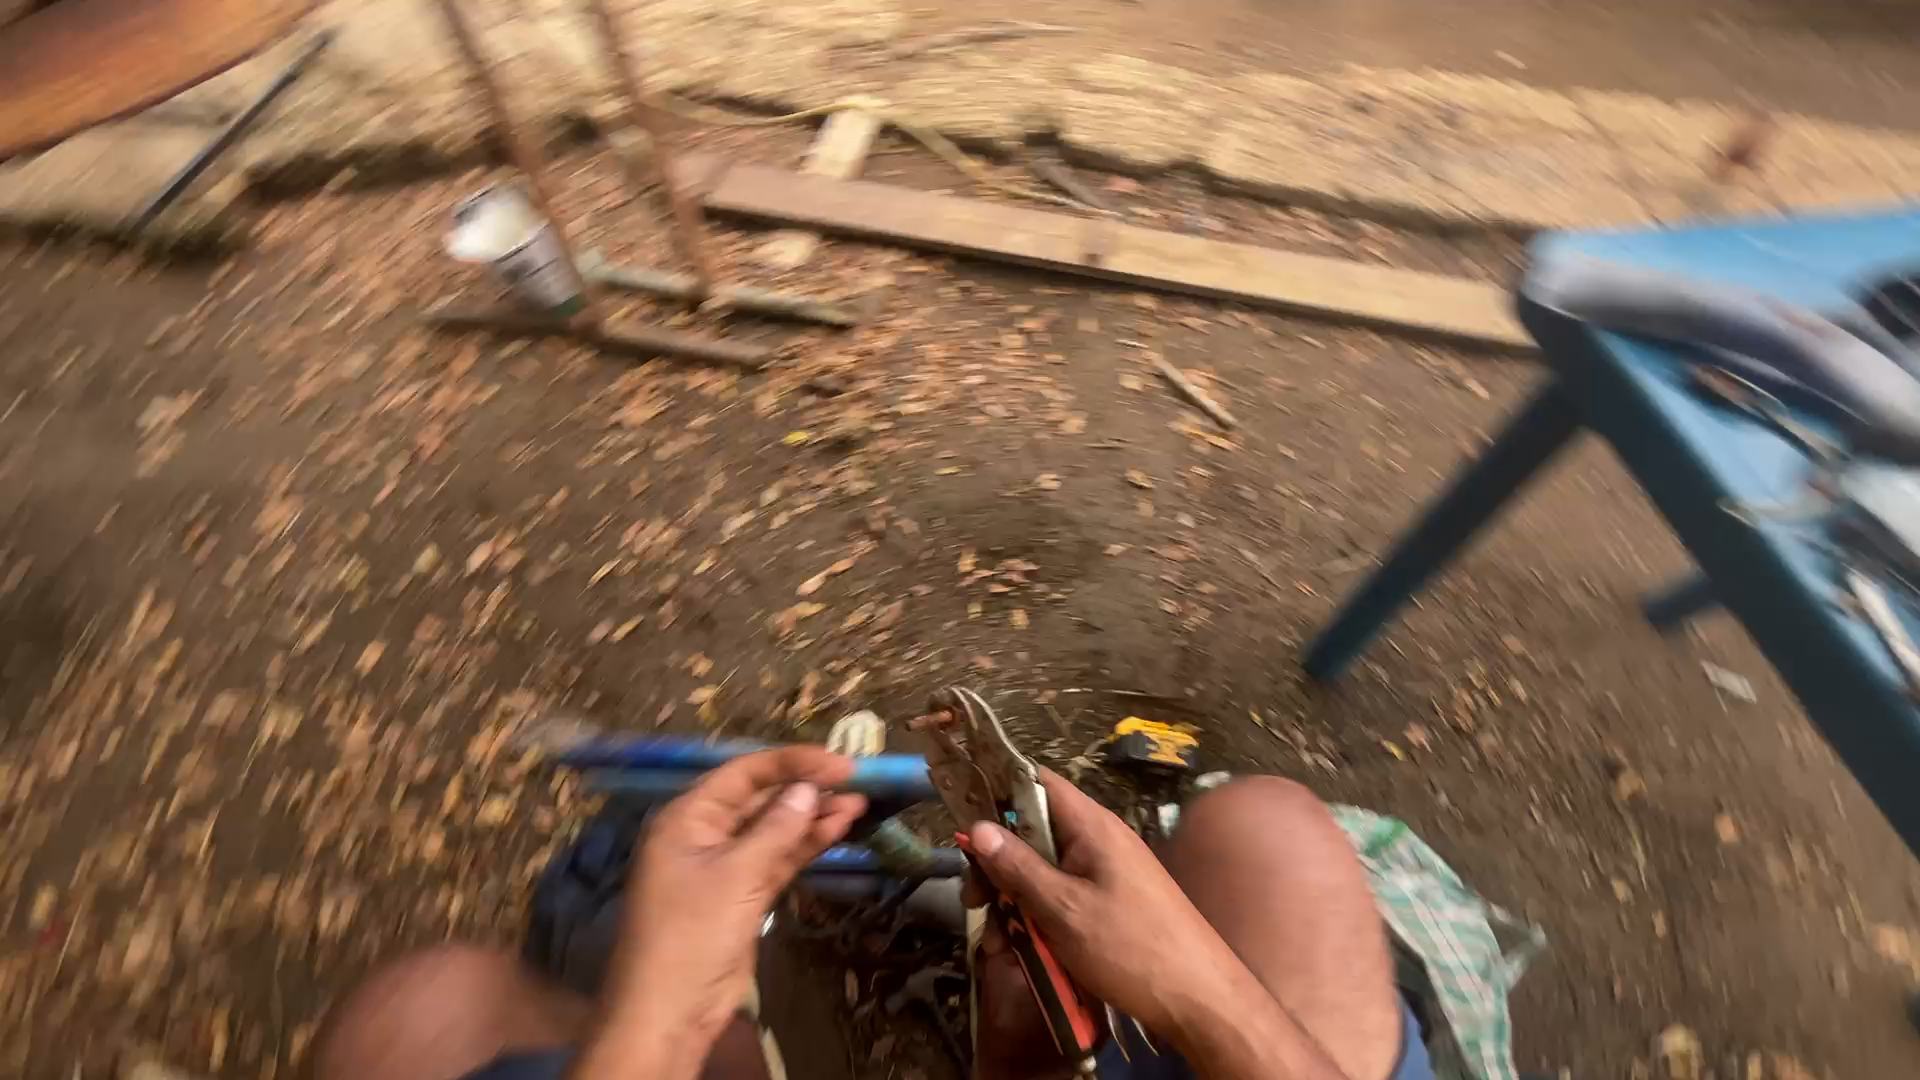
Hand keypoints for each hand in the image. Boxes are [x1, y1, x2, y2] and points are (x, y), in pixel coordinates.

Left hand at [587, 747, 865, 1078]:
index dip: (792, 762)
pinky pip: (779, 856)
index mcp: (688, 818)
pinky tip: (840, 827)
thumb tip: (808, 788)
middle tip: (852, 778)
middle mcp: (706, 833)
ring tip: (858, 802)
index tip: (835, 762)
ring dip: (814, 815)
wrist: (669, 1017)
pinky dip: (807, 843)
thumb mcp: (736, 875)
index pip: (745, 773)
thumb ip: (776, 828)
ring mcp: (726, 864)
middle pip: (762, 798)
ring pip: (776, 828)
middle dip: (806, 788)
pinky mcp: (744, 892)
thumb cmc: (692, 935)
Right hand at [964, 770, 1260, 1046]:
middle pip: (1033, 829)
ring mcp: (1105, 868)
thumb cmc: (1131, 947)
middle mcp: (1097, 836)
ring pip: (1043, 867)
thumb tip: (975, 825)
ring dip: (1016, 898)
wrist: (1201, 1001)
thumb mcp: (1063, 909)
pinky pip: (1063, 892)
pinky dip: (1041, 915)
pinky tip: (1029, 951)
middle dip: (999, 863)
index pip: (1035, 780)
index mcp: (1089, 823)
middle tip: (975, 900)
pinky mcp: (1110, 899)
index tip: (963, 817)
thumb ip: (1017, 866)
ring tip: (1001, 943)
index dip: (996, 789)